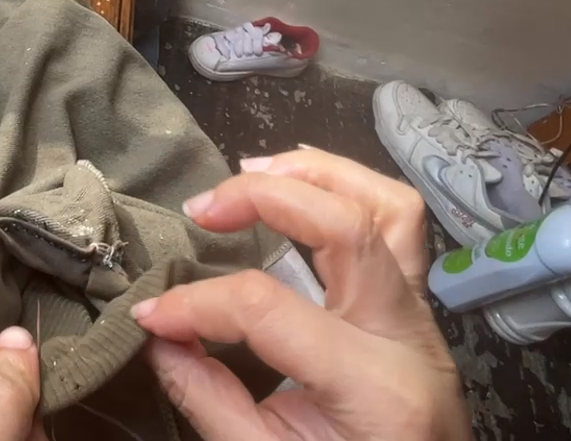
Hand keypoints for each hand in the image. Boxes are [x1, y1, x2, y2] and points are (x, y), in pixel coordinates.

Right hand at [132, 148, 471, 439]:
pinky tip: (293, 184)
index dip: (195, 302)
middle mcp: (409, 338)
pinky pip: (396, 221)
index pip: (267, 307)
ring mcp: (420, 317)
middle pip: (344, 225)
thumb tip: (154, 334)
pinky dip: (342, 186)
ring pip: (386, 205)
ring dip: (312, 173)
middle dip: (260, 197)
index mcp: (376, 389)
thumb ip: (206, 398)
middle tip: (200, 210)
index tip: (150, 313)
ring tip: (249, 172)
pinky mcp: (414, 306)